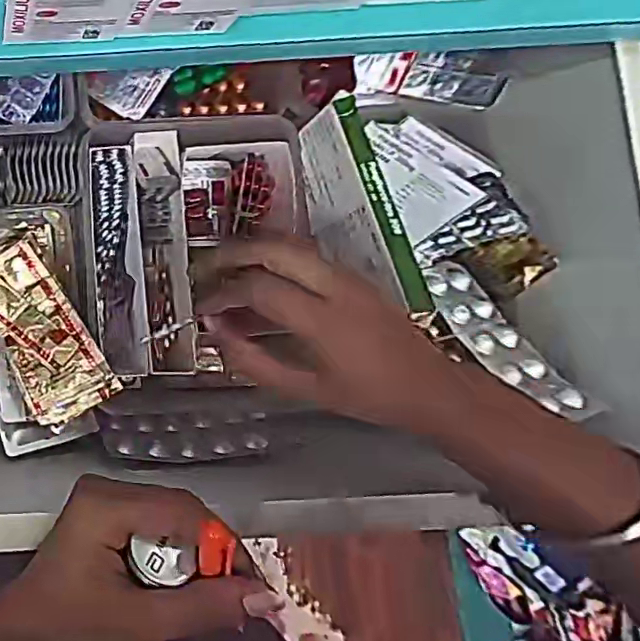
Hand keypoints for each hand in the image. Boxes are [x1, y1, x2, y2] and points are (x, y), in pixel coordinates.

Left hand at [0, 476, 281, 640]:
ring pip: (172, 516)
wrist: (23, 627)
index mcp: (105, 504)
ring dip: (194, 555)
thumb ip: (202, 606)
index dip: (224, 549)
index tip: (249, 589)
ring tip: (202, 595)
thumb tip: (260, 596)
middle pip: (180, 510)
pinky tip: (174, 583)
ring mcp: (102, 496)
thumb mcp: (141, 623)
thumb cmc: (69, 624)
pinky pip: (156, 521)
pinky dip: (174, 551)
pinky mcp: (104, 509)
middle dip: (210, 554)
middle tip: (229, 597)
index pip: (184, 512)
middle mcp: (104, 488)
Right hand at [192, 234, 485, 435]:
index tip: (205, 309)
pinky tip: (263, 278)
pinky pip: (308, 256)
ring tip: (229, 268)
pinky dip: (277, 259)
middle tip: (208, 269)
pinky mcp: (356, 279)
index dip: (223, 296)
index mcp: (324, 319)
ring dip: (255, 252)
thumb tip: (219, 335)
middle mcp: (338, 289)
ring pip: (293, 245)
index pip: (258, 289)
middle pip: (275, 249)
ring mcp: (350, 279)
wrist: (435, 388)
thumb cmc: (372, 395)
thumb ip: (255, 361)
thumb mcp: (305, 389)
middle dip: (233, 254)